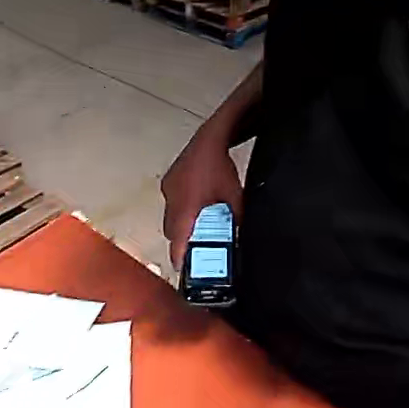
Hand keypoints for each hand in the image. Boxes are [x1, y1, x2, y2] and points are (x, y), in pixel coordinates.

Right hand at [160, 128, 241, 272]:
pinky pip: (170, 202)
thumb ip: (235, 218)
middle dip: (181, 242)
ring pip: (170, 217)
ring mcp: (169, 188)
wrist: (210, 137)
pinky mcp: (169, 180)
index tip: (181, 269)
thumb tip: (239, 234)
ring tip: (194, 228)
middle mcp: (172, 199)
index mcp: (186, 207)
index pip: (178, 240)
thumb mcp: (234, 196)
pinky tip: (194, 205)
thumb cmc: (220, 166)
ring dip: (180, 225)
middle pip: (171, 231)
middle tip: (193, 250)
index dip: (179, 257)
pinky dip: (179, 209)